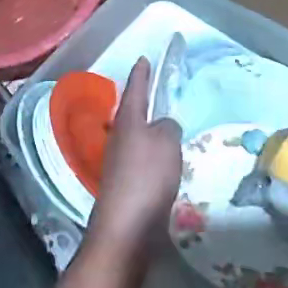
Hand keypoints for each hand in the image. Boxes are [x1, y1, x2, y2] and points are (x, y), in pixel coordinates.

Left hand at [85, 58, 181, 257]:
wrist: (126, 229)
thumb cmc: (146, 176)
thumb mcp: (167, 141)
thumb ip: (168, 126)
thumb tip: (164, 127)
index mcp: (128, 121)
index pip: (135, 89)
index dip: (141, 73)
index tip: (143, 58)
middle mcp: (119, 139)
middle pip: (132, 114)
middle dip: (142, 102)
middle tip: (157, 91)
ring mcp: (119, 164)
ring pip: (136, 138)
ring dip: (148, 131)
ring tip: (166, 127)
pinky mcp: (125, 187)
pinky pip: (141, 161)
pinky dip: (152, 156)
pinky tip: (164, 163)